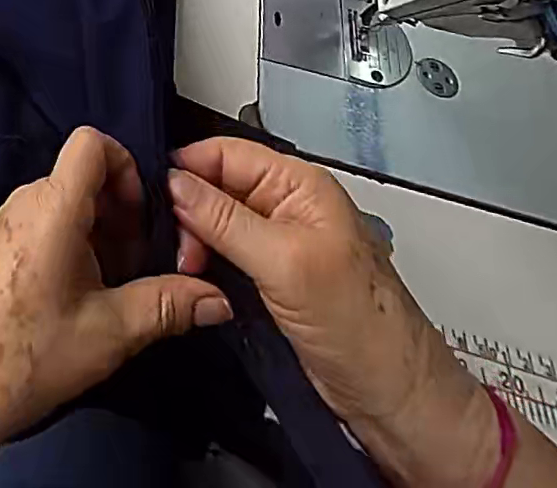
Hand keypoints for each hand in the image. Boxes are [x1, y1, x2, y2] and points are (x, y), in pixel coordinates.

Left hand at [0, 127, 231, 487]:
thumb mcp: (109, 330)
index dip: (126, 166)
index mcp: (52, 205)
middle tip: (140, 267)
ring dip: (102, 233)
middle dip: (123, 214)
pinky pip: (48, 219)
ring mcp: (10, 219)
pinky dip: (77, 242)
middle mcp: (27, 201)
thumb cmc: (25, 352)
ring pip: (70, 200)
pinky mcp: (2, 240)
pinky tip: (84, 293)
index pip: (91, 142)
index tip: (142, 216)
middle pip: (86, 176)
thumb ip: (168, 305)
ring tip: (115, 287)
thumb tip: (215, 298)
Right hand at [167, 138, 497, 487]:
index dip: (188, 169)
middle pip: (212, 182)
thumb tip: (172, 180)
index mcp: (298, 184)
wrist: (396, 404)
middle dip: (188, 210)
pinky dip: (202, 257)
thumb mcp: (285, 263)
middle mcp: (284, 203)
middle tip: (180, 246)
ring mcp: (274, 237)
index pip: (224, 152)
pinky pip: (219, 246)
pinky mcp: (265, 268)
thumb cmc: (364, 331)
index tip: (160, 198)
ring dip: (192, 238)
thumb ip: (224, 218)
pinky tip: (196, 273)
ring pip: (210, 215)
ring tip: (189, 266)